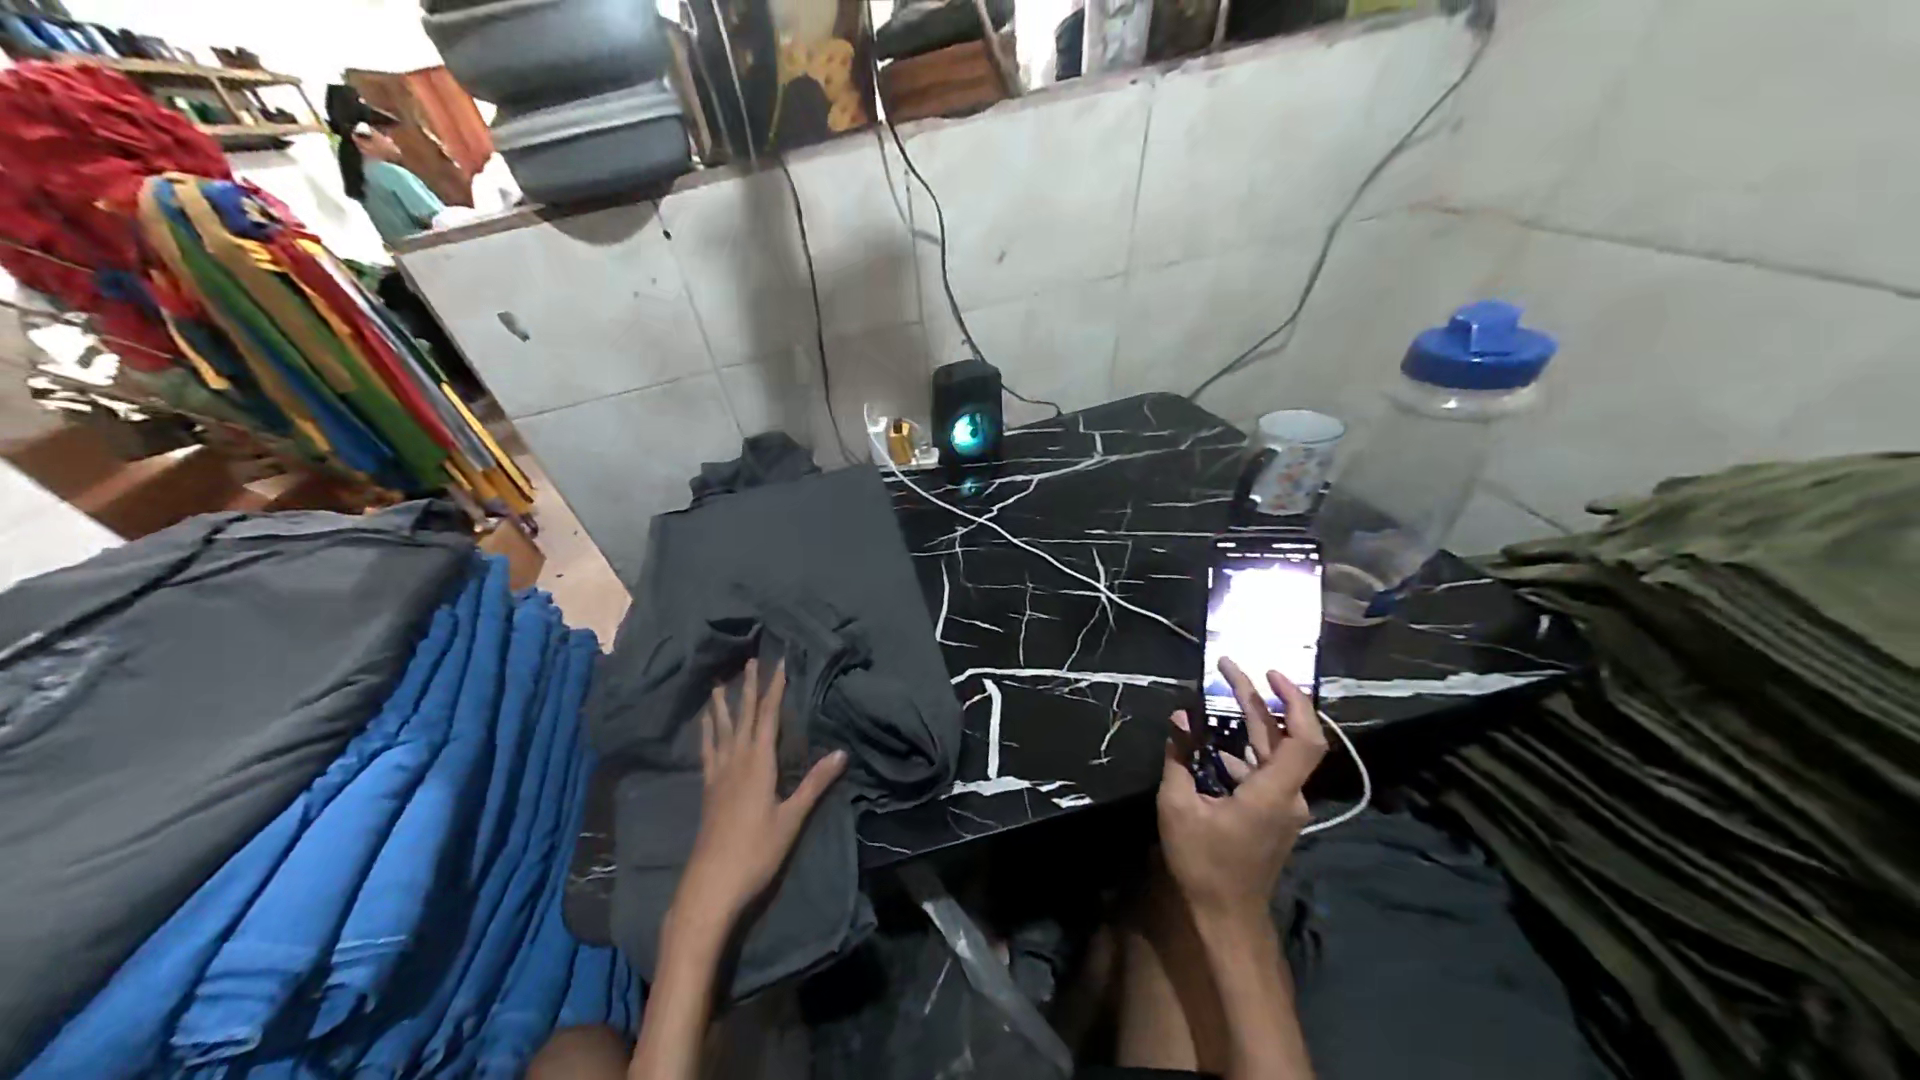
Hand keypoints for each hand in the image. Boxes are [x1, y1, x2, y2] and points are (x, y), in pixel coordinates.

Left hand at [673, 659, 847, 928]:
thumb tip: (842, 752)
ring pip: (721, 730)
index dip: (774, 689)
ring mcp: (718, 775)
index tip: (779, 663)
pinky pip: (708, 750)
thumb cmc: (756, 852)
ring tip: (719, 683)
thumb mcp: (791, 818)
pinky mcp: (708, 790)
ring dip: (723, 705)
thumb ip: (815, 783)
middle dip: (748, 688)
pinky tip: (705, 726)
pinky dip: (707, 733)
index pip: (768, 718)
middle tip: (749, 660)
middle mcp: (736, 762)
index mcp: (758, 764)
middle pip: (743, 717)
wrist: (710, 886)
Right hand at [1157, 657, 1325, 925]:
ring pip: (1272, 753)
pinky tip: (1210, 746)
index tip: (1269, 673)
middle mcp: (1289, 797)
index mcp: (1273, 793)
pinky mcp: (1274, 816)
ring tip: (1216, 699)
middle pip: (1283, 737)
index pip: (1304, 739)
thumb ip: (1180, 757)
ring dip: (1247, 725)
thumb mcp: (1179, 806)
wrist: (1224, 917)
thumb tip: (1181, 718)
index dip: (1294, 701)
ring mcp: (1285, 808)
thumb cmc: (1202, 863)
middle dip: (1256, 699)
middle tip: (1228, 667)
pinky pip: (1263, 772)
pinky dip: (1240, 752)